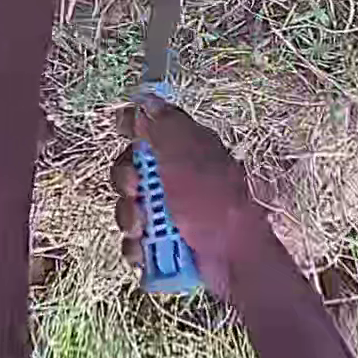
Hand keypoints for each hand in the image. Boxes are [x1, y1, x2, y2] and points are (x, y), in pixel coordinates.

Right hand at [111, 97, 275, 294]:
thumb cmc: (213, 200)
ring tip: (143, 230)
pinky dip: (137, 247)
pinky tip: (145, 252)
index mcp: (185, 149)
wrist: (234, 258)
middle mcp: (176, 177)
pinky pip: (135, 240)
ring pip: (129, 207)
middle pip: (130, 169)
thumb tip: (145, 98)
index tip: (123, 134)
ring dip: (129, 219)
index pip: (150, 129)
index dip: (132, 130)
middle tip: (136, 193)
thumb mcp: (186, 154)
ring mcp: (170, 211)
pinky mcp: (166, 242)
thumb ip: (163, 125)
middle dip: (126, 184)